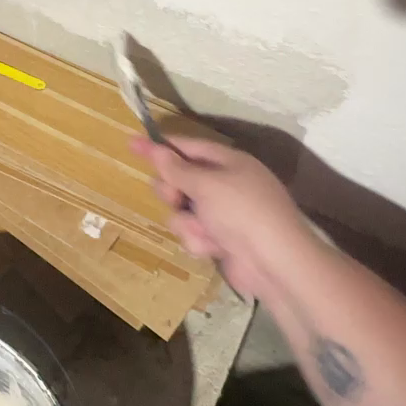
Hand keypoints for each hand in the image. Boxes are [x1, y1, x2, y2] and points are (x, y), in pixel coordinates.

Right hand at [130, 136, 314, 301]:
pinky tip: (214, 248)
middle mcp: (224, 184)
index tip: (131, 143)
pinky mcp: (220, 239)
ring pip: (182, 211)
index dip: (159, 146)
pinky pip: (193, 234)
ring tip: (204, 231)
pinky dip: (200, 240)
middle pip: (179, 180)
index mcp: (228, 162)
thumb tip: (156, 148)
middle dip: (173, 192)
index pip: (186, 147)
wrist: (274, 262)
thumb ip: (177, 168)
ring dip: (188, 223)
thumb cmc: (241, 211)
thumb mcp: (206, 184)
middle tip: (176, 199)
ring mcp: (222, 214)